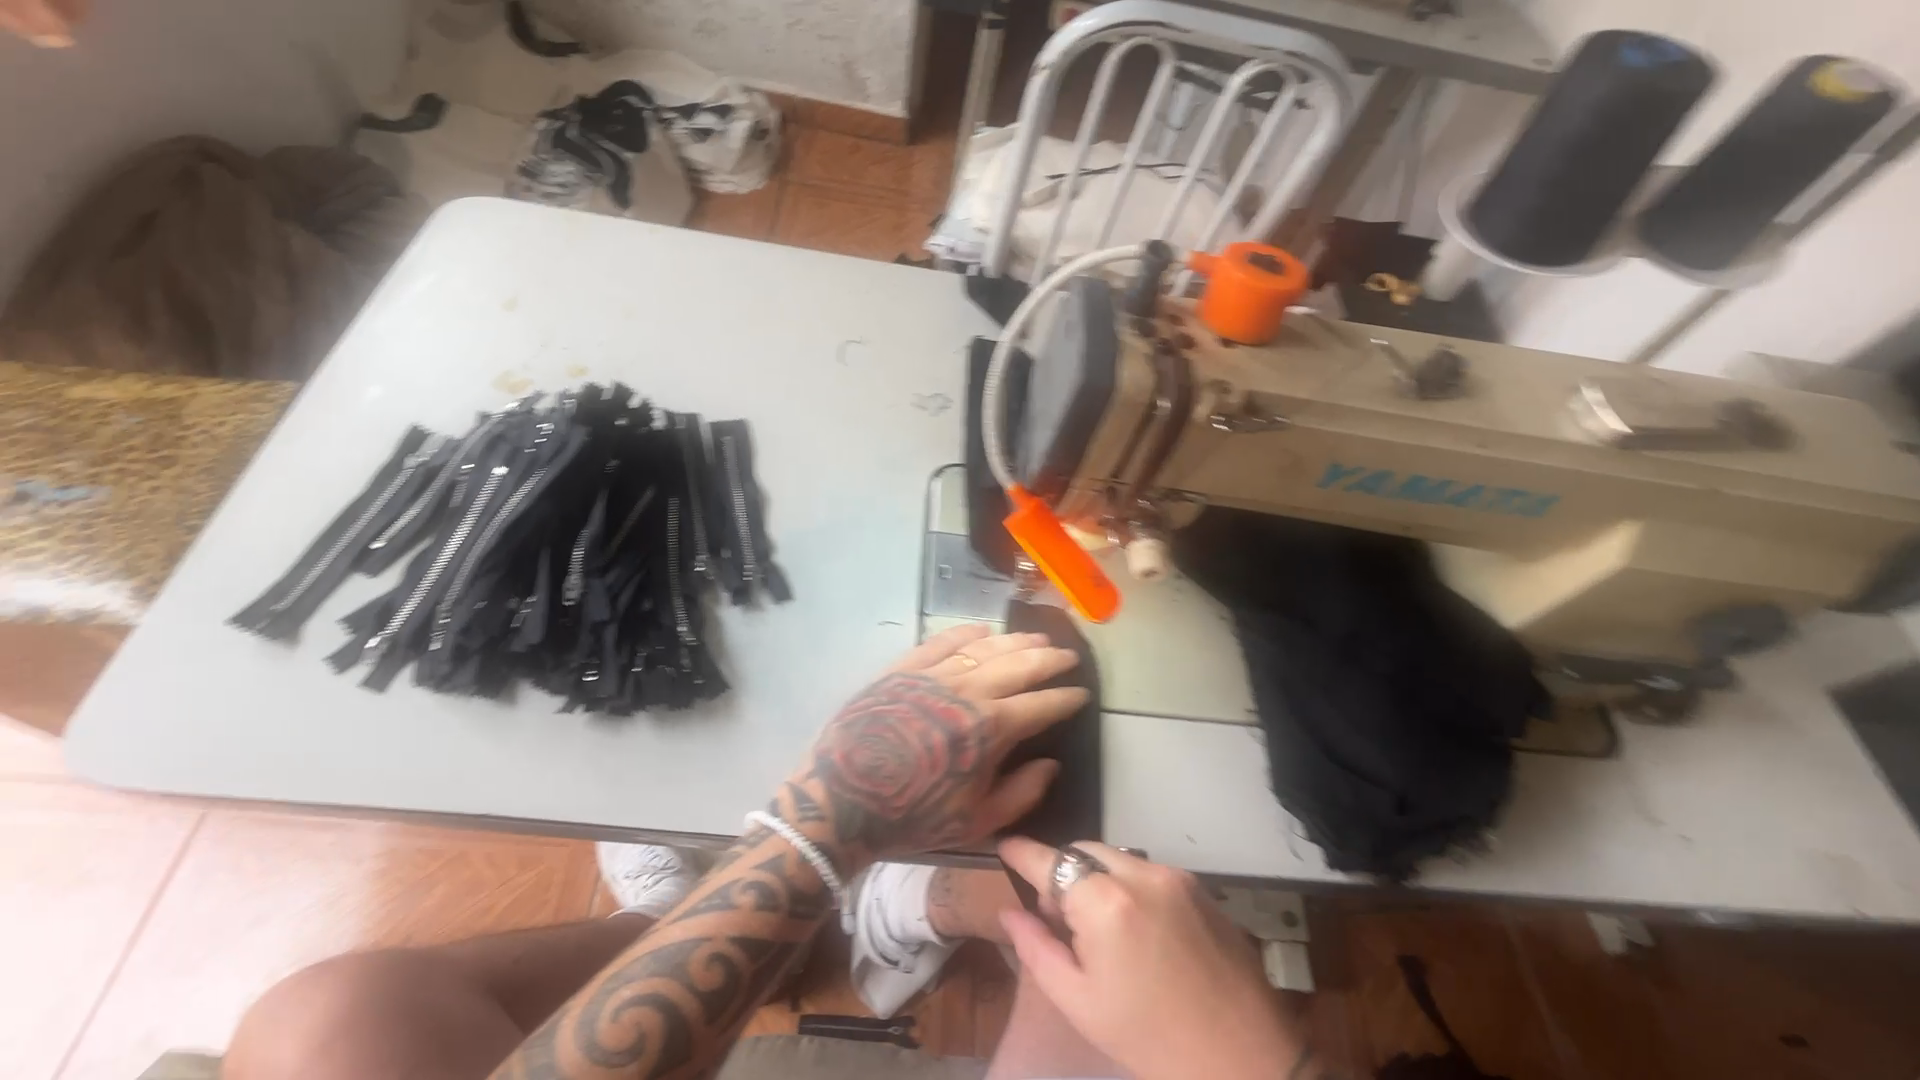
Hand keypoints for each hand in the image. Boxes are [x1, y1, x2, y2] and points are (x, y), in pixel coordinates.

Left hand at [769, 624, 1087, 873]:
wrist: (841, 800)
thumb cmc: (913, 817)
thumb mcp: (977, 821)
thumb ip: (1023, 792)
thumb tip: (1051, 764)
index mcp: (991, 728)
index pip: (1042, 705)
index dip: (1066, 698)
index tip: (1081, 694)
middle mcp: (967, 691)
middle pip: (1020, 664)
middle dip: (1050, 659)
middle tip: (1068, 656)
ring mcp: (933, 674)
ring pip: (984, 648)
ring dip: (1016, 641)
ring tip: (1036, 638)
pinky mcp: (902, 669)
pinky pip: (940, 642)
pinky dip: (964, 634)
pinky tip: (981, 631)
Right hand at [998, 838, 1310, 1079]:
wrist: (1245, 1059)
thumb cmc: (1150, 1038)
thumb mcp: (1079, 1002)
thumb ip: (1036, 949)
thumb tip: (1008, 912)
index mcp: (1105, 902)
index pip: (1050, 861)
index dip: (1022, 852)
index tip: (1004, 846)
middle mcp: (1141, 874)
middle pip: (1084, 851)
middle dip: (1063, 873)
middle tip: (1058, 918)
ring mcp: (1177, 877)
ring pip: (1118, 858)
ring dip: (1097, 877)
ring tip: (1100, 931)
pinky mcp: (1203, 888)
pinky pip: (1150, 872)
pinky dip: (1130, 886)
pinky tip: (1138, 933)